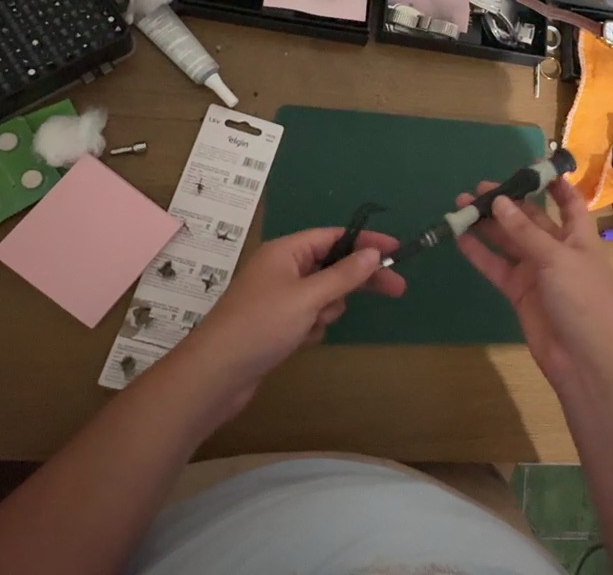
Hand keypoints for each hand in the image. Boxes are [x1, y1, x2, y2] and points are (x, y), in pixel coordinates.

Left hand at [181, 227, 406, 414]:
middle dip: (358, 279)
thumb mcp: (307, 297)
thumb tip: (373, 253)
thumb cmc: (260, 326)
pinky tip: (298, 341)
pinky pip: (309, 316)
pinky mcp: (277, 324)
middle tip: (397, 289)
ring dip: (327, 309)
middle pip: (333, 266)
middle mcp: (282, 269)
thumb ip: (343, 275)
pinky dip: (312, 327)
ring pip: (323, 295)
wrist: (215, 375)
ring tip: (310, 325)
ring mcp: (278, 297)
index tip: (396, 249)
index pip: (334, 237)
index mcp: (286, 252)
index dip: (366, 242)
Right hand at [456, 178, 612, 390]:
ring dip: (487, 225)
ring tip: (461, 205)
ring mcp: (537, 272)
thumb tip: (499, 201)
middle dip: (506, 202)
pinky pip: (496, 266)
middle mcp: (557, 249)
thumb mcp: (556, 258)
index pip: (568, 202)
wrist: (584, 359)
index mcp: (578, 236)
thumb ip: (524, 231)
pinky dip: (479, 252)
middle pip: (529, 219)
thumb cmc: (583, 300)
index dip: (554, 184)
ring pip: (508, 241)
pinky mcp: (519, 293)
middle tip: (477, 188)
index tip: (531, 167)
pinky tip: (459, 237)